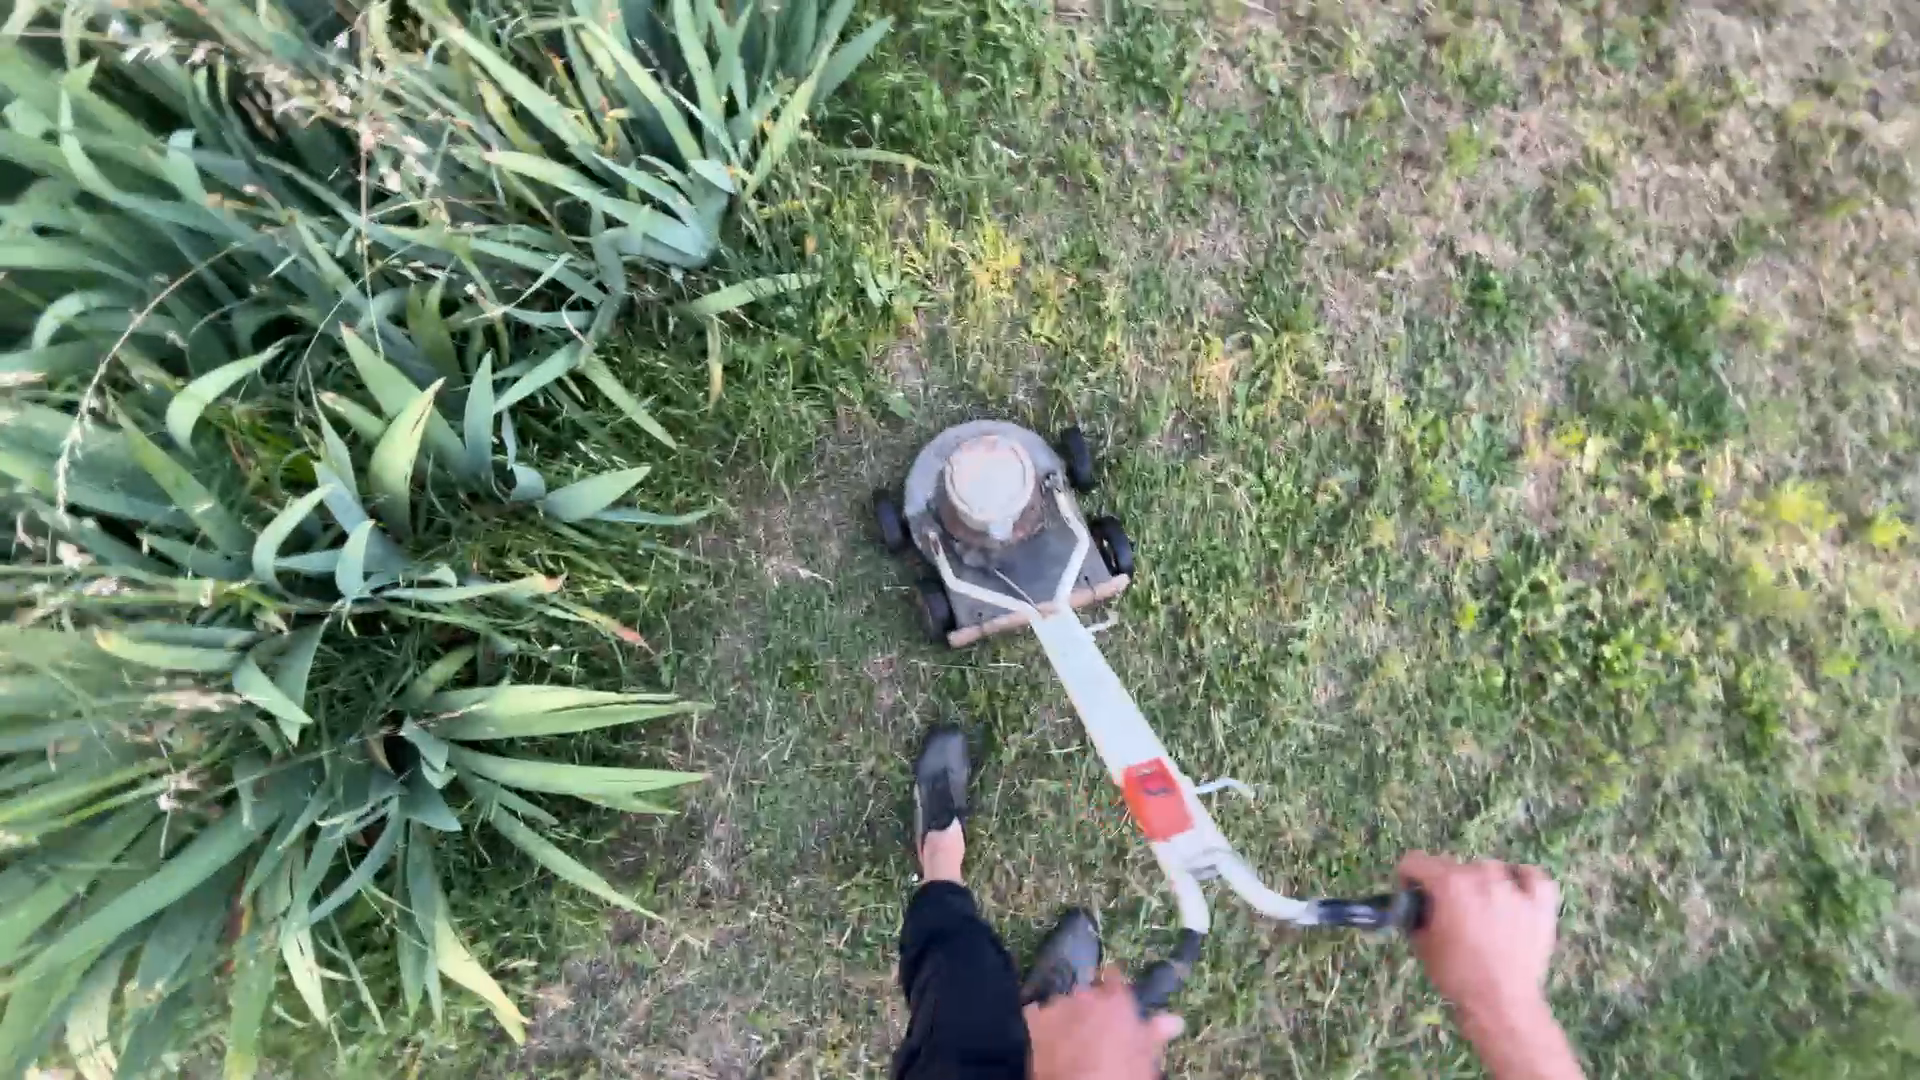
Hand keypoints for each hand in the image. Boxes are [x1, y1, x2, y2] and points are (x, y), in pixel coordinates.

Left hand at [1024, 968, 1183, 1079]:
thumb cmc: (1119, 1076)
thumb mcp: (1145, 1059)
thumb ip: (1154, 1034)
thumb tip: (1175, 1020)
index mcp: (1116, 1001)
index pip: (1115, 978)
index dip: (1113, 985)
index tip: (1112, 994)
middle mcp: (1086, 994)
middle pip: (1088, 993)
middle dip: (1090, 1007)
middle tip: (1094, 1033)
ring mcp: (1057, 1004)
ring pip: (1063, 1004)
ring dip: (1067, 1017)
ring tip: (1070, 1042)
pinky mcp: (1033, 1018)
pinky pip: (1037, 1015)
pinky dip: (1042, 1026)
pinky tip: (1048, 1044)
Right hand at [1397, 852, 1558, 1018]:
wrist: (1501, 1003)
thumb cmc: (1456, 972)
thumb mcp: (1420, 939)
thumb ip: (1416, 911)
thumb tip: (1417, 903)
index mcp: (1447, 883)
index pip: (1415, 861)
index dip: (1408, 877)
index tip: (1411, 895)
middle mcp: (1480, 877)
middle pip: (1451, 864)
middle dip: (1443, 882)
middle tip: (1447, 908)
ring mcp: (1513, 891)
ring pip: (1489, 868)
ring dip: (1480, 881)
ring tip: (1481, 904)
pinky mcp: (1540, 907)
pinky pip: (1533, 877)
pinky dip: (1522, 880)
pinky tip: (1514, 891)